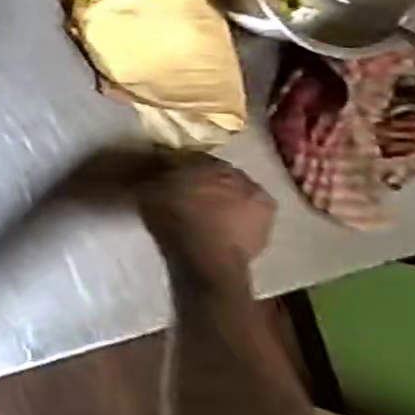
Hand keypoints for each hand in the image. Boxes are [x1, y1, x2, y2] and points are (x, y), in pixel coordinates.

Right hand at [135, 153, 274, 289]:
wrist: (207, 258)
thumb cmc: (174, 217)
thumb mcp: (146, 190)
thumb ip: (153, 176)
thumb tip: (153, 170)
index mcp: (211, 164)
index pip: (192, 157)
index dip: (178, 164)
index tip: (165, 173)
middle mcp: (241, 178)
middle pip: (219, 175)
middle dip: (205, 180)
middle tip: (185, 191)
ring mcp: (261, 204)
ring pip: (236, 195)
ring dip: (223, 199)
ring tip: (203, 211)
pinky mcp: (268, 228)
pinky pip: (245, 216)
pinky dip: (233, 217)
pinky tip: (216, 226)